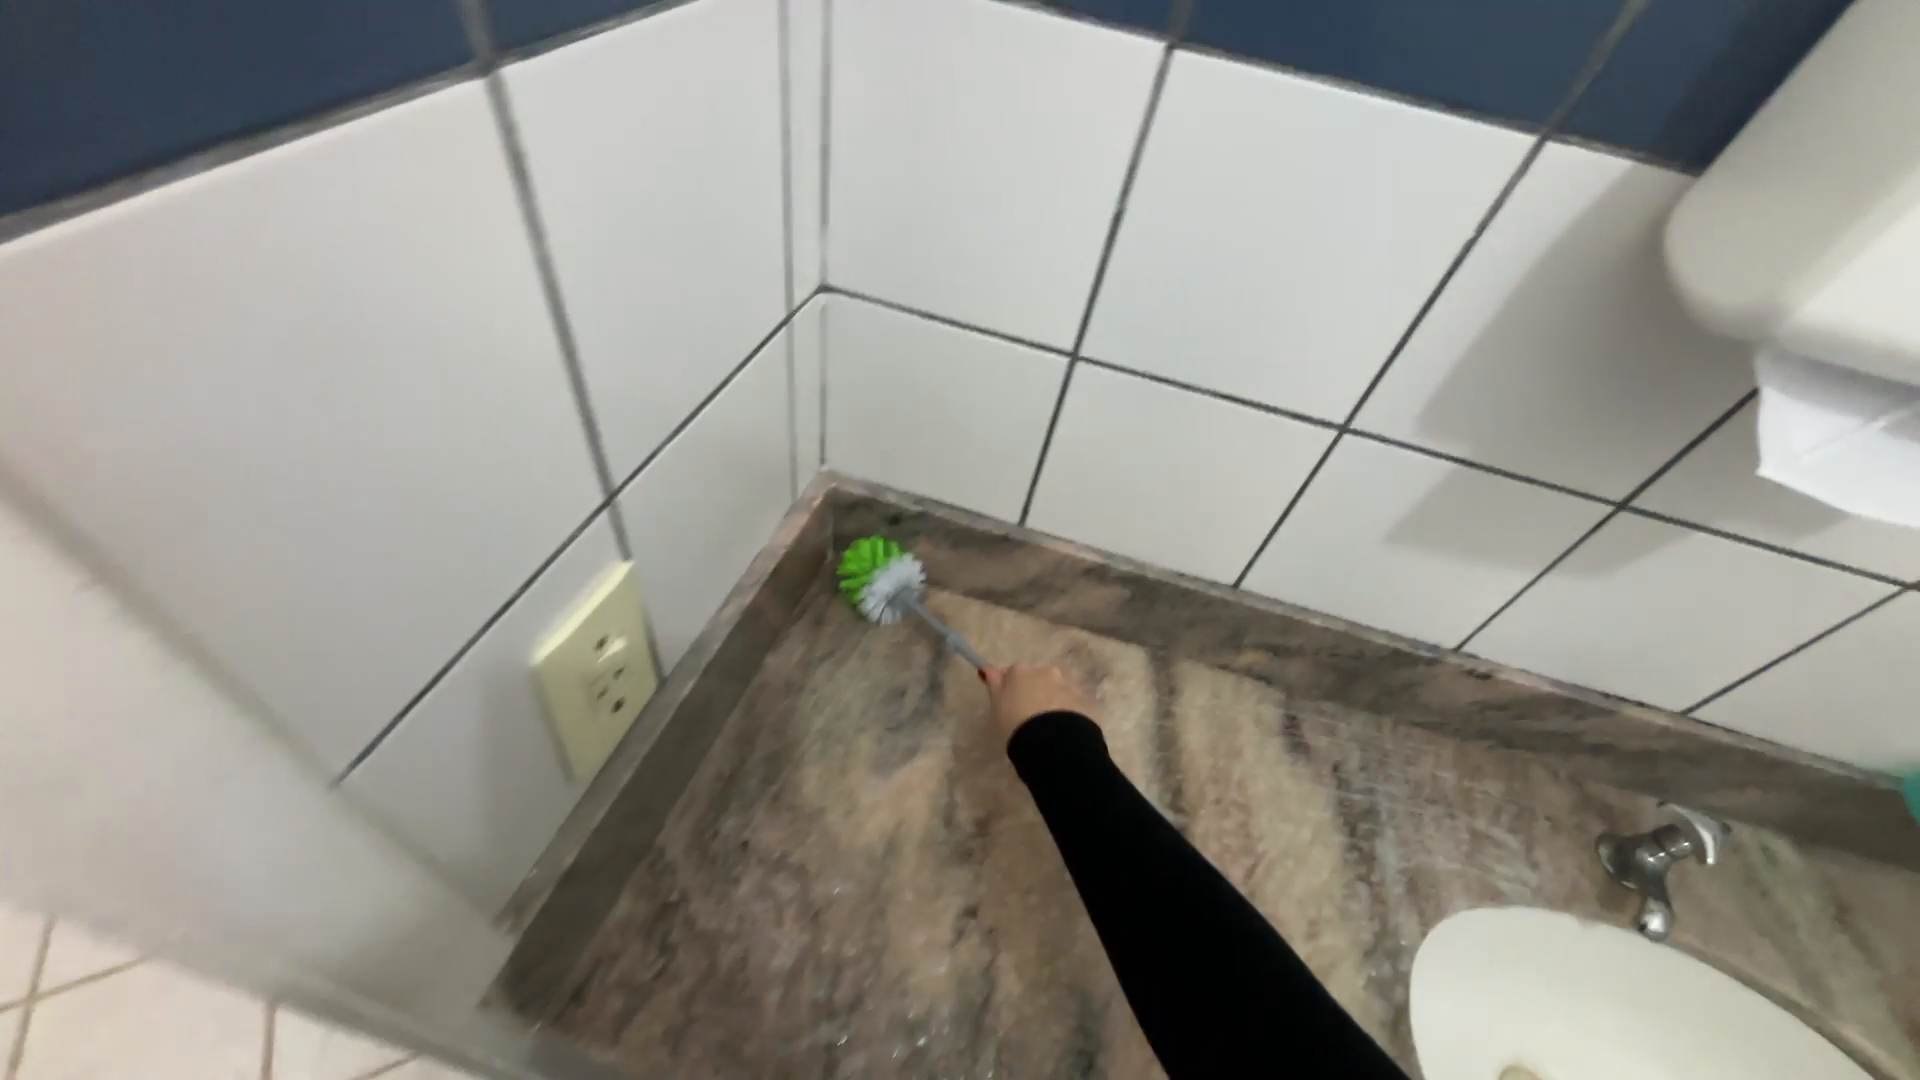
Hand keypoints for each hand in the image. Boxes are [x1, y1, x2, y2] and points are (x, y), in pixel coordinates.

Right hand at [981, 664, 1095, 742]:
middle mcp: (1046, 671)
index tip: (1010, 706)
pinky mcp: (1085, 701)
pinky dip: (1068, 713)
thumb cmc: (1017, 722)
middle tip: (1030, 717)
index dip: (1011, 689)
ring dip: (1053, 702)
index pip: (1013, 673)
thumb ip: (994, 683)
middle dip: (1035, 692)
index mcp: (1022, 671)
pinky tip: (1063, 730)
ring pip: (1057, 691)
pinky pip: (1073, 705)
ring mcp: (1068, 685)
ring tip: (1049, 727)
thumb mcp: (997, 705)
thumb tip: (987, 667)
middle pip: (1038, 679)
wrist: (1053, 742)